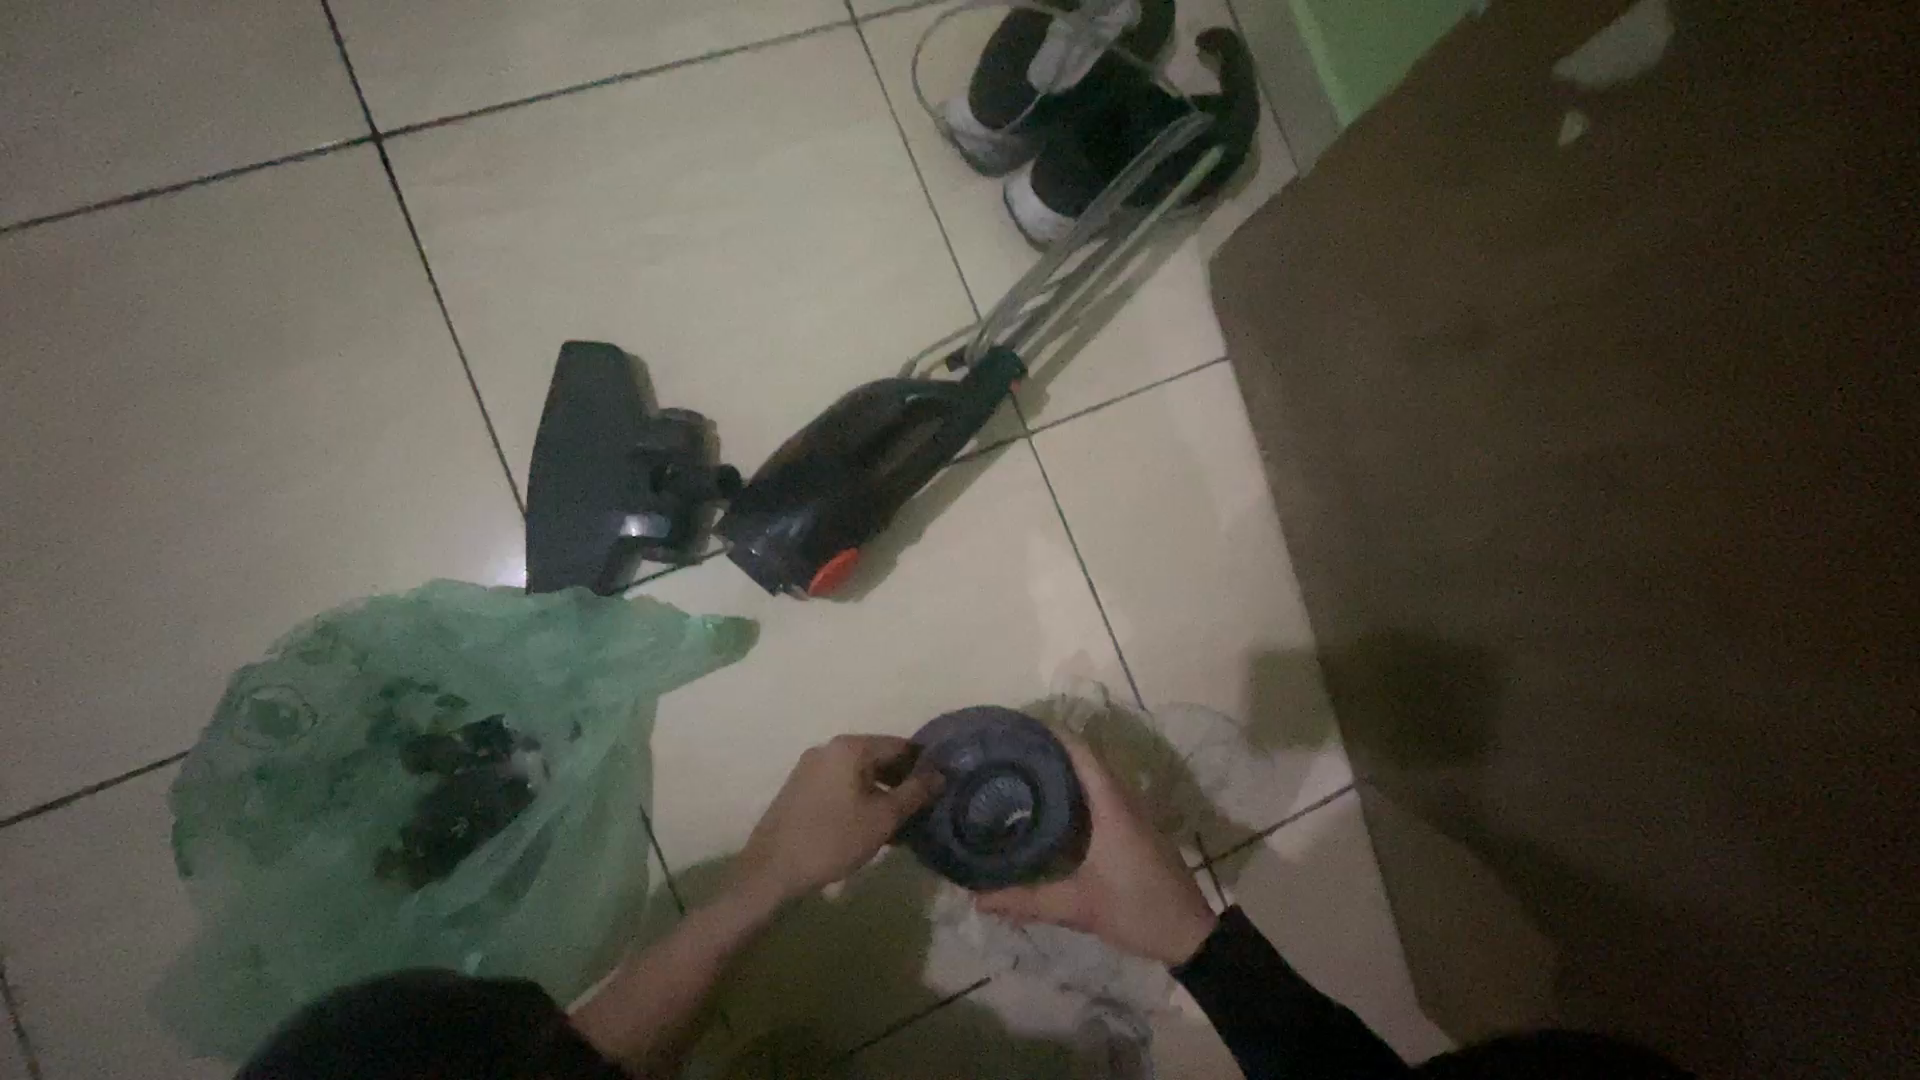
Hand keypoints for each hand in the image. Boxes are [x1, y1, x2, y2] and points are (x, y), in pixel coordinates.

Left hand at [734, 734, 943, 903]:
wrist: (771, 871)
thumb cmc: (833, 840)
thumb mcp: (882, 818)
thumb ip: (914, 792)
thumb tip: (939, 775)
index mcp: (850, 747)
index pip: (899, 745)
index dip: (922, 765)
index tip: (938, 788)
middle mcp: (828, 748)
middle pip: (877, 756)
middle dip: (901, 779)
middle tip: (920, 808)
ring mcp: (810, 766)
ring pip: (857, 772)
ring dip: (880, 791)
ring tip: (897, 821)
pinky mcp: (799, 787)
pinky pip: (839, 783)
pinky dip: (858, 797)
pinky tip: (867, 824)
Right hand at [975, 736, 1217, 965]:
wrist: (1191, 936)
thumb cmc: (1136, 910)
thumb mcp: (1078, 908)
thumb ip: (1027, 901)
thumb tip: (978, 899)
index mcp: (1111, 806)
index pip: (1081, 752)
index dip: (1052, 735)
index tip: (1018, 730)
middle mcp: (1123, 800)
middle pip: (1085, 760)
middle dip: (1050, 751)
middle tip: (1010, 754)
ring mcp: (1133, 814)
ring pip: (1095, 778)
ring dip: (1064, 771)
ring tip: (1023, 774)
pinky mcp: (1135, 829)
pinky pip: (1102, 795)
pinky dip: (1077, 791)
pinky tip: (1053, 808)